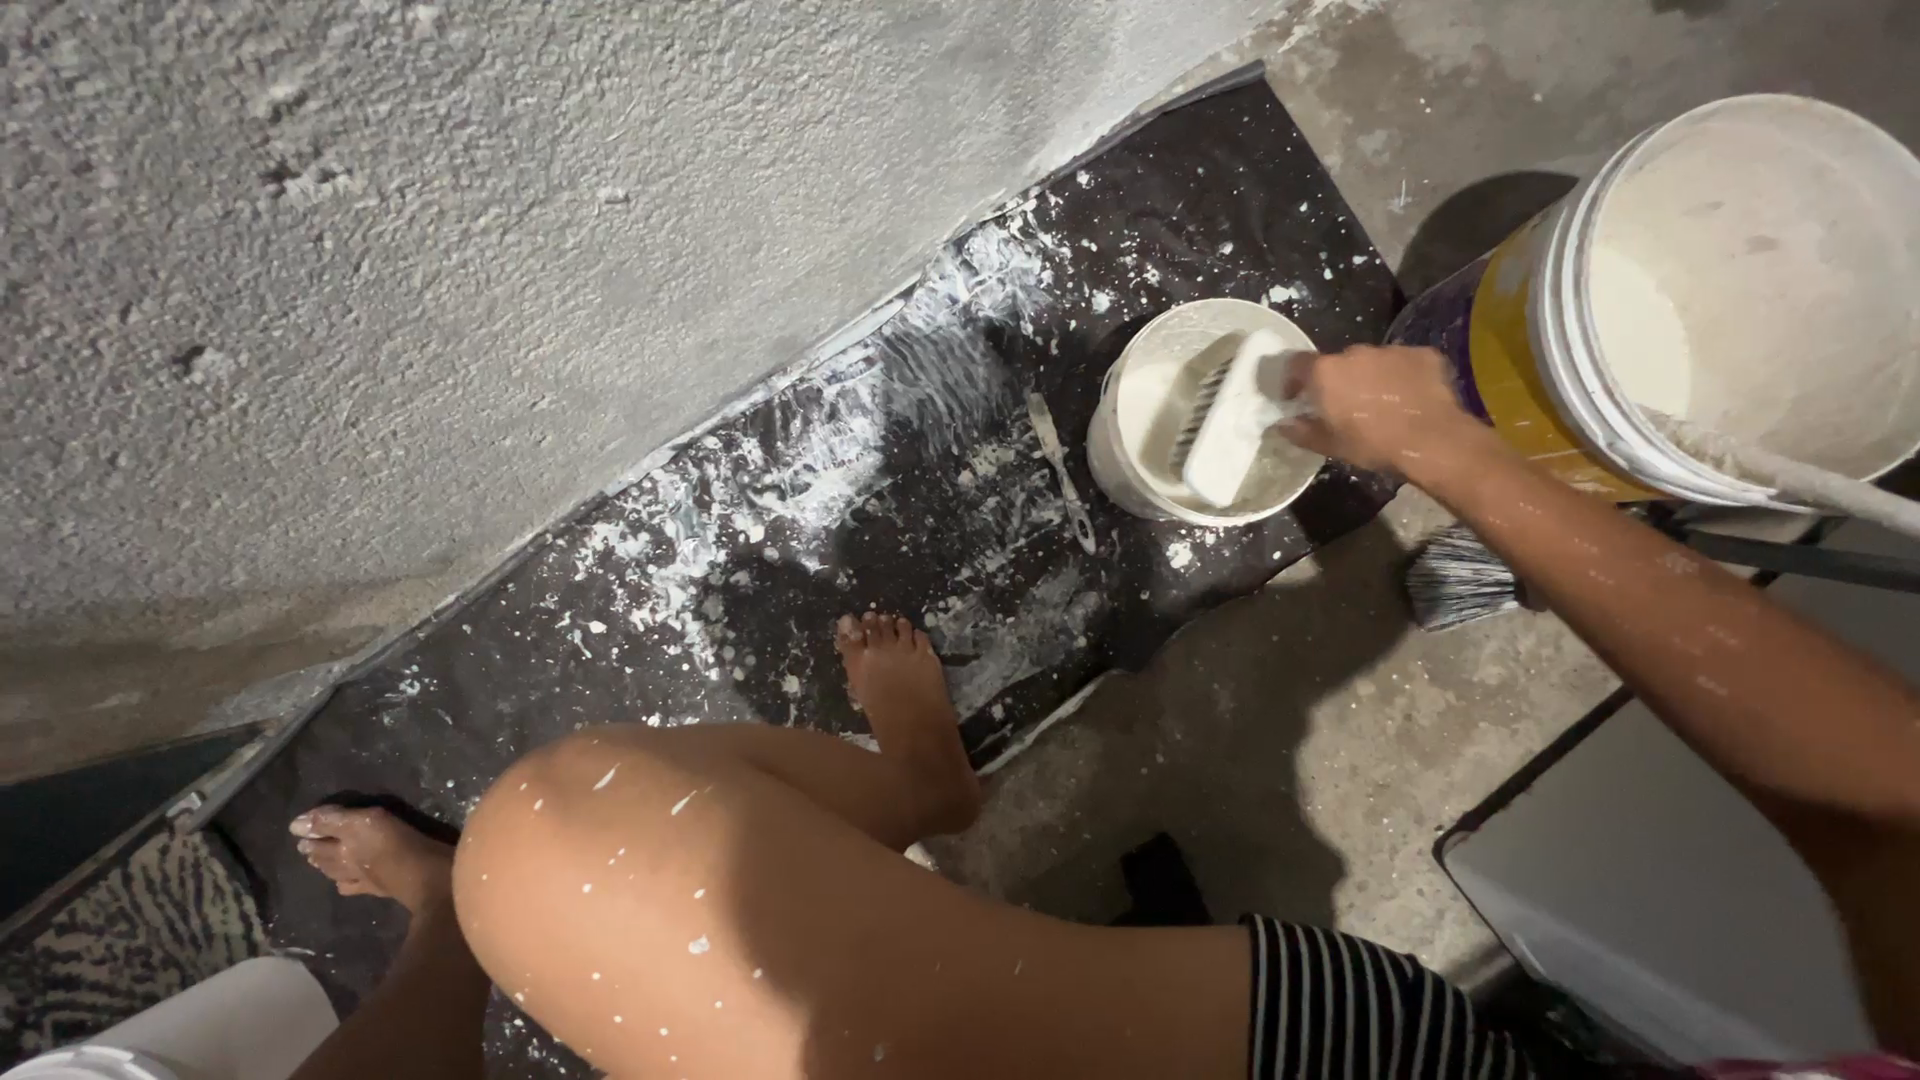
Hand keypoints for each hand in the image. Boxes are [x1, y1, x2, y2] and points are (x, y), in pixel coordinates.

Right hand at [1279, 345, 1481, 471]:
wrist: (1431, 440)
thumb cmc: (1372, 443)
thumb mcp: (1329, 445)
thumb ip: (1300, 431)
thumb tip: (1282, 425)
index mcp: (1326, 372)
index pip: (1296, 363)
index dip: (1293, 380)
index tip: (1296, 397)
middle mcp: (1355, 352)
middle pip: (1337, 362)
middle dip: (1336, 380)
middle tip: (1343, 404)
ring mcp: (1391, 350)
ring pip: (1371, 361)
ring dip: (1368, 376)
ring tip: (1379, 401)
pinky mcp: (1422, 354)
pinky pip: (1402, 362)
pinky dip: (1399, 375)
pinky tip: (1406, 395)